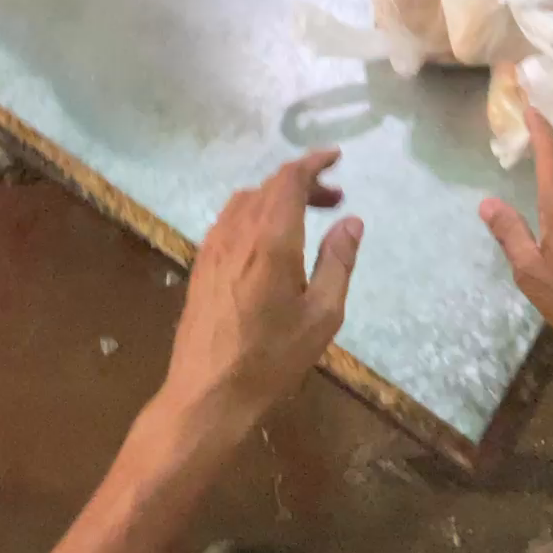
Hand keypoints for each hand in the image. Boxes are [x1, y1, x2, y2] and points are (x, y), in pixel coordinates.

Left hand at [161, 150, 363, 430]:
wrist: (208, 394)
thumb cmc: (272, 357)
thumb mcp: (322, 314)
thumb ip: (338, 261)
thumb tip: (351, 222)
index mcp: (271, 239)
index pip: (290, 179)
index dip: (313, 162)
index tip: (336, 158)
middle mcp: (238, 233)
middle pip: (269, 186)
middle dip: (303, 182)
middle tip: (333, 200)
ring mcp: (213, 248)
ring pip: (246, 200)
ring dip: (277, 197)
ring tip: (304, 219)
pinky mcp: (201, 265)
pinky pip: (230, 220)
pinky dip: (256, 213)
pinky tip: (269, 241)